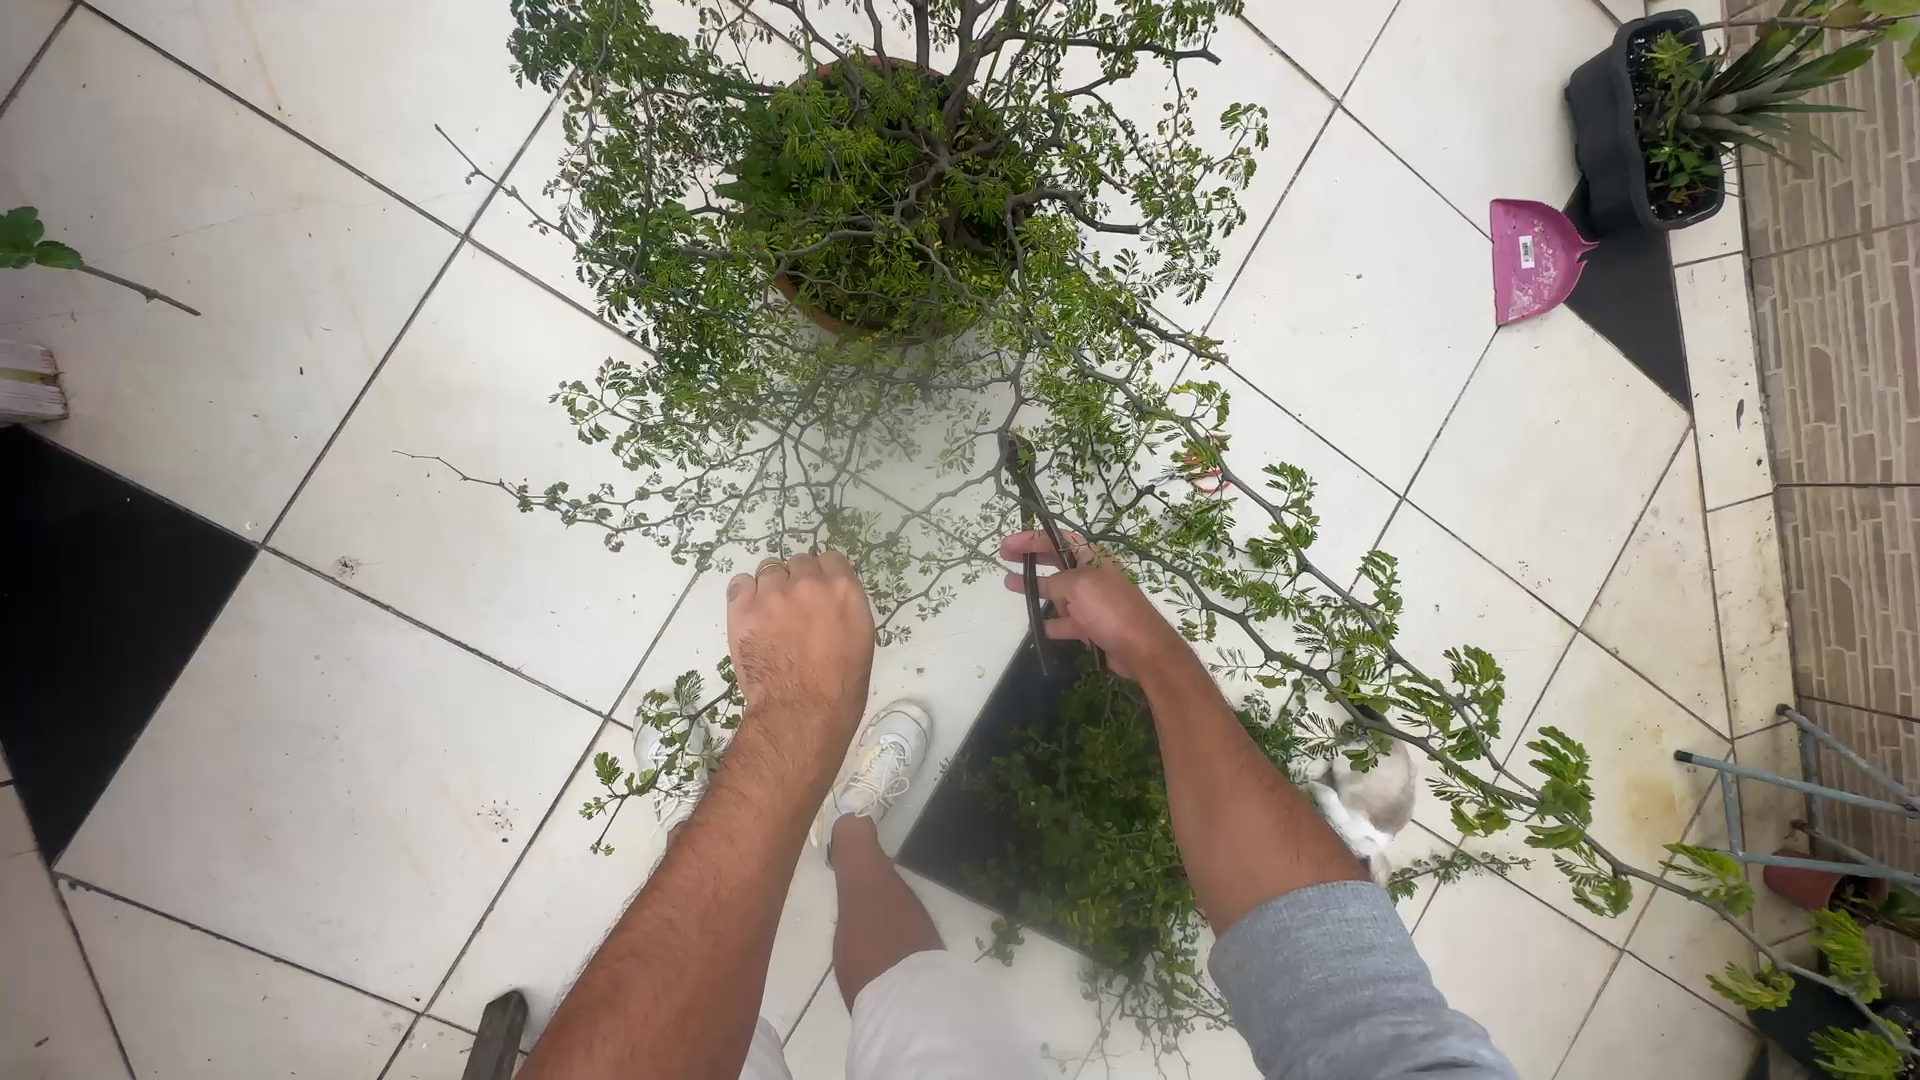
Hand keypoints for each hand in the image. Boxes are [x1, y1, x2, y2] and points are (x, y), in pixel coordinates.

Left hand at [726, 552, 875, 753]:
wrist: (802, 712)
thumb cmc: (841, 686)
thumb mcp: (861, 638)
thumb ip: (846, 607)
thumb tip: (832, 599)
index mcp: (844, 589)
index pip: (831, 559)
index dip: (823, 573)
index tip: (819, 590)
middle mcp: (809, 583)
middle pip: (799, 562)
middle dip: (798, 580)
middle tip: (795, 607)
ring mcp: (774, 594)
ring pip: (769, 570)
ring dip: (771, 587)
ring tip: (771, 614)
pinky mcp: (743, 609)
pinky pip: (740, 583)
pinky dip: (745, 595)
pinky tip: (752, 615)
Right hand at [1000, 530, 1185, 679]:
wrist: (1142, 648)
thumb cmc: (1110, 609)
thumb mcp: (1078, 586)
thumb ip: (1057, 581)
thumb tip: (1048, 586)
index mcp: (1093, 559)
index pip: (1059, 539)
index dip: (1032, 538)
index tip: (1008, 544)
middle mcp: (1092, 577)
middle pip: (1057, 562)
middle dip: (1031, 559)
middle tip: (1005, 558)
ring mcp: (1093, 603)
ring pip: (1058, 593)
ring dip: (1035, 589)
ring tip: (1010, 585)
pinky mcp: (1093, 627)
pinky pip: (1066, 621)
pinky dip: (1052, 623)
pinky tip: (1037, 626)